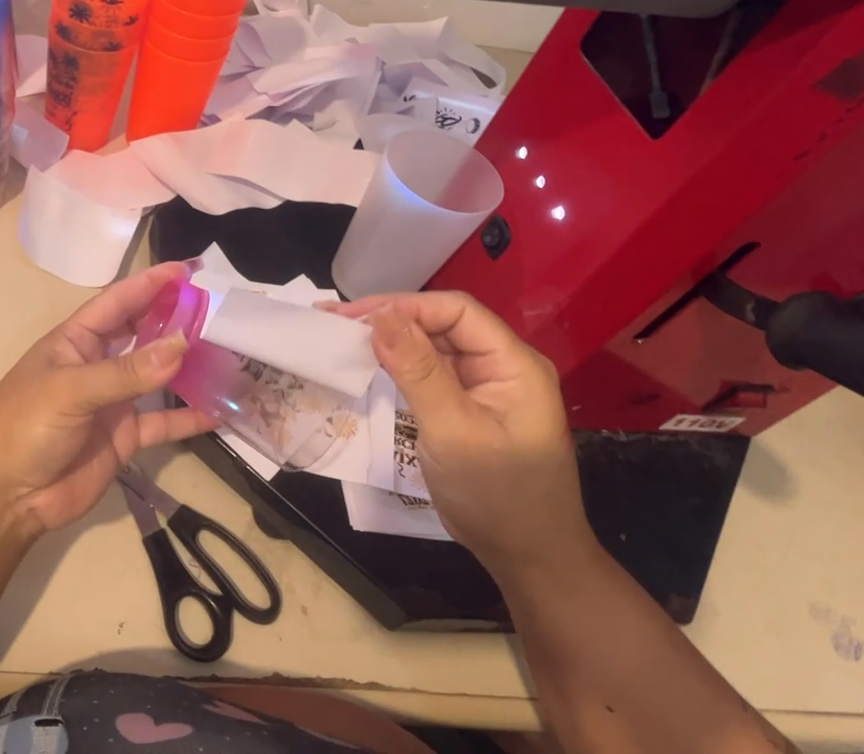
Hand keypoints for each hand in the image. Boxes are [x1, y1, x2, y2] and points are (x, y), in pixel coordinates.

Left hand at [0, 262, 216, 535]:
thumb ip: (127, 371)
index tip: (188, 270)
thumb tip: (182, 346)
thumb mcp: (71, 391)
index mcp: (74, 341)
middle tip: (216, 310)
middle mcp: (95, 365)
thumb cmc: (25, 427)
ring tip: (227, 355)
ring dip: (187, 367)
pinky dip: (188, 418)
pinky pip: (162, 422)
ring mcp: (111, 402)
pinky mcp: (123, 438)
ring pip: (157, 376)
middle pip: (141, 334)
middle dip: (174, 320)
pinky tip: (219, 412)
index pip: (117, 302)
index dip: (149, 284)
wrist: (6, 497)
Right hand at [327, 291, 594, 578]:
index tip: (352, 316)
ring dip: (390, 340)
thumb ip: (418, 370)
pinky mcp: (466, 407)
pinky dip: (397, 366)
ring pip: (433, 347)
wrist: (528, 557)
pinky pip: (430, 373)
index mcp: (513, 363)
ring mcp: (484, 388)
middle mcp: (501, 366)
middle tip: (336, 322)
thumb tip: (380, 314)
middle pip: (442, 324)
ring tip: (342, 336)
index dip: (403, 306)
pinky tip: (368, 363)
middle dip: (390, 319)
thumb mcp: (452, 430)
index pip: (455, 311)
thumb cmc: (497, 495)